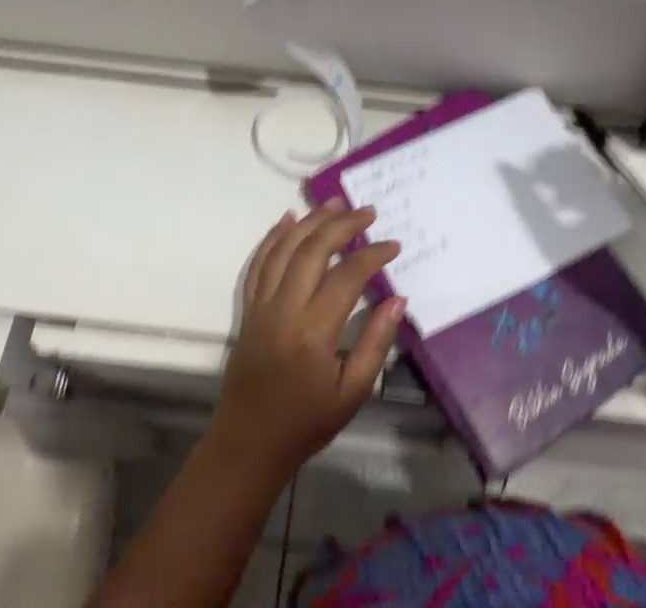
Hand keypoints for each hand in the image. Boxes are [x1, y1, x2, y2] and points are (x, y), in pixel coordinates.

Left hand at [211, 199, 406, 477]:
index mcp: (313, 332)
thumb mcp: (352, 392)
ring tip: (334, 203)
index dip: (372, 255)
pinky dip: (273, 238)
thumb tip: (398, 299)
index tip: (393, 246)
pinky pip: (258, 265)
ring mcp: (260, 308)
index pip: (346, 276)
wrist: (249, 443)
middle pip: (312, 251)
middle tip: (367, 212)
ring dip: (309, 222)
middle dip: (342, 225)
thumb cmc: (307, 423)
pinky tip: (288, 220)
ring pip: (283, 250)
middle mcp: (283, 310)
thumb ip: (376, 342)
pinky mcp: (247, 311)